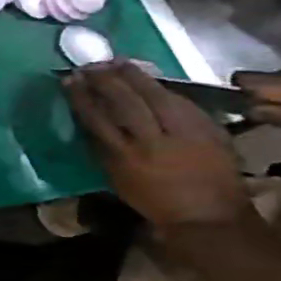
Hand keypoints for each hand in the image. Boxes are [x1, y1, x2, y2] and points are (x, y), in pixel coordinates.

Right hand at [64, 62, 246, 228]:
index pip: (96, 117)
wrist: (211, 217)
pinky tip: (150, 79)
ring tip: (117, 62)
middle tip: (91, 66)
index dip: (81, 96)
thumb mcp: (118, 178)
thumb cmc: (155, 201)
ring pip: (155, 95)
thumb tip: (88, 115)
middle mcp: (153, 142)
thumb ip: (102, 147)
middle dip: (105, 80)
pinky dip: (162, 88)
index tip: (69, 80)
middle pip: (125, 101)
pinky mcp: (208, 129)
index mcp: (125, 157)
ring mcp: (184, 133)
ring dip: (134, 75)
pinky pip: (181, 101)